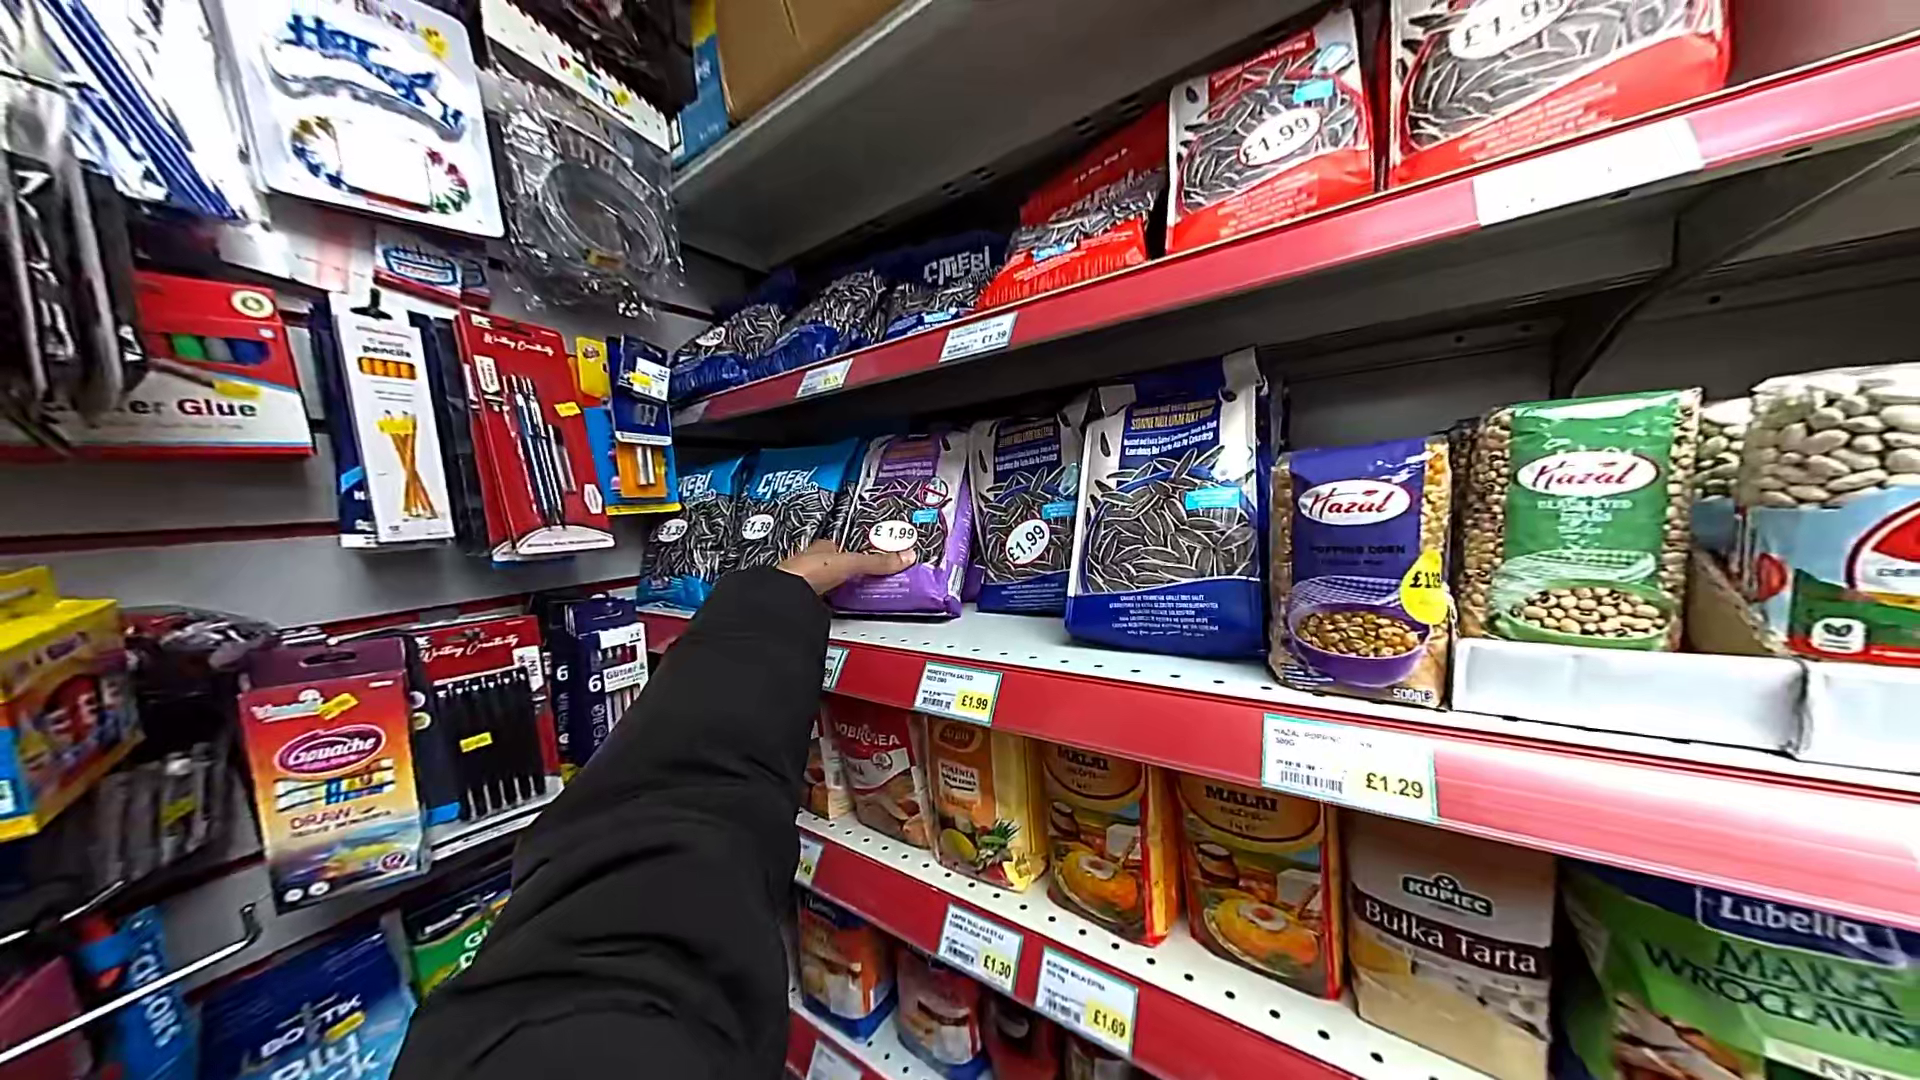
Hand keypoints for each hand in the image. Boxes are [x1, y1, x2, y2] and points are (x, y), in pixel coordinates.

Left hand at [778, 540, 915, 594]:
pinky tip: (833, 612)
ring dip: (835, 590)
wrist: (783, 597)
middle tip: (862, 581)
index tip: (867, 558)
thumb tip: (904, 556)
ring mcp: (803, 585)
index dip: (853, 551)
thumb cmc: (806, 571)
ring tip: (851, 598)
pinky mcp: (800, 604)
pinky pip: (817, 604)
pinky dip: (826, 607)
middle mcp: (810, 564)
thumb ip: (877, 562)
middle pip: (832, 566)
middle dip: (845, 573)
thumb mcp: (852, 563)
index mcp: (822, 548)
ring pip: (823, 585)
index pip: (841, 547)